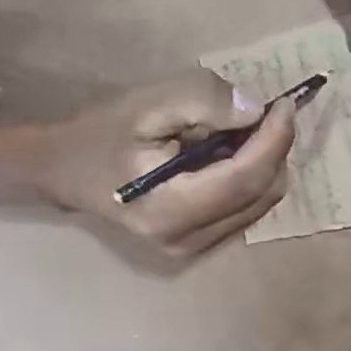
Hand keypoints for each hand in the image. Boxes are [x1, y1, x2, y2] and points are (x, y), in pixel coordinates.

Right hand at [39, 71, 295, 256]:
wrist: (66, 171)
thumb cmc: (102, 134)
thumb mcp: (147, 104)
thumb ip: (202, 101)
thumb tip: (255, 111)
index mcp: (169, 212)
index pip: (244, 180)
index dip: (274, 141)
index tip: (284, 104)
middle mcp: (186, 241)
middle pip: (260, 196)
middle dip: (274, 151)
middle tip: (265, 113)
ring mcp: (192, 250)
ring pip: (259, 206)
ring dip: (264, 164)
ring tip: (243, 132)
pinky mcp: (196, 246)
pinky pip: (244, 211)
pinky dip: (250, 179)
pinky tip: (230, 155)